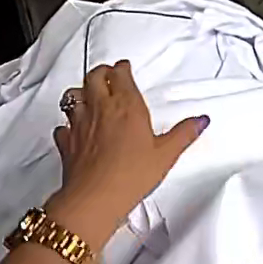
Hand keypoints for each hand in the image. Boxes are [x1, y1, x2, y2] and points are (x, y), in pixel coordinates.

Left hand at [45, 61, 206, 248]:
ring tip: (87, 92)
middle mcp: (100, 108)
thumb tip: (199, 121)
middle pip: (94, 77)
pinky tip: (73, 128)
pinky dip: (68, 123)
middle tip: (108, 73)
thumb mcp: (166, 154)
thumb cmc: (130, 174)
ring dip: (81, 91)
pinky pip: (63, 125)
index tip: (125, 67)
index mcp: (127, 106)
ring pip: (74, 95)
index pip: (121, 75)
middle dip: (102, 72)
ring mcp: (80, 123)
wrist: (96, 196)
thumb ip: (183, 134)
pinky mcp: (67, 141)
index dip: (123, 68)